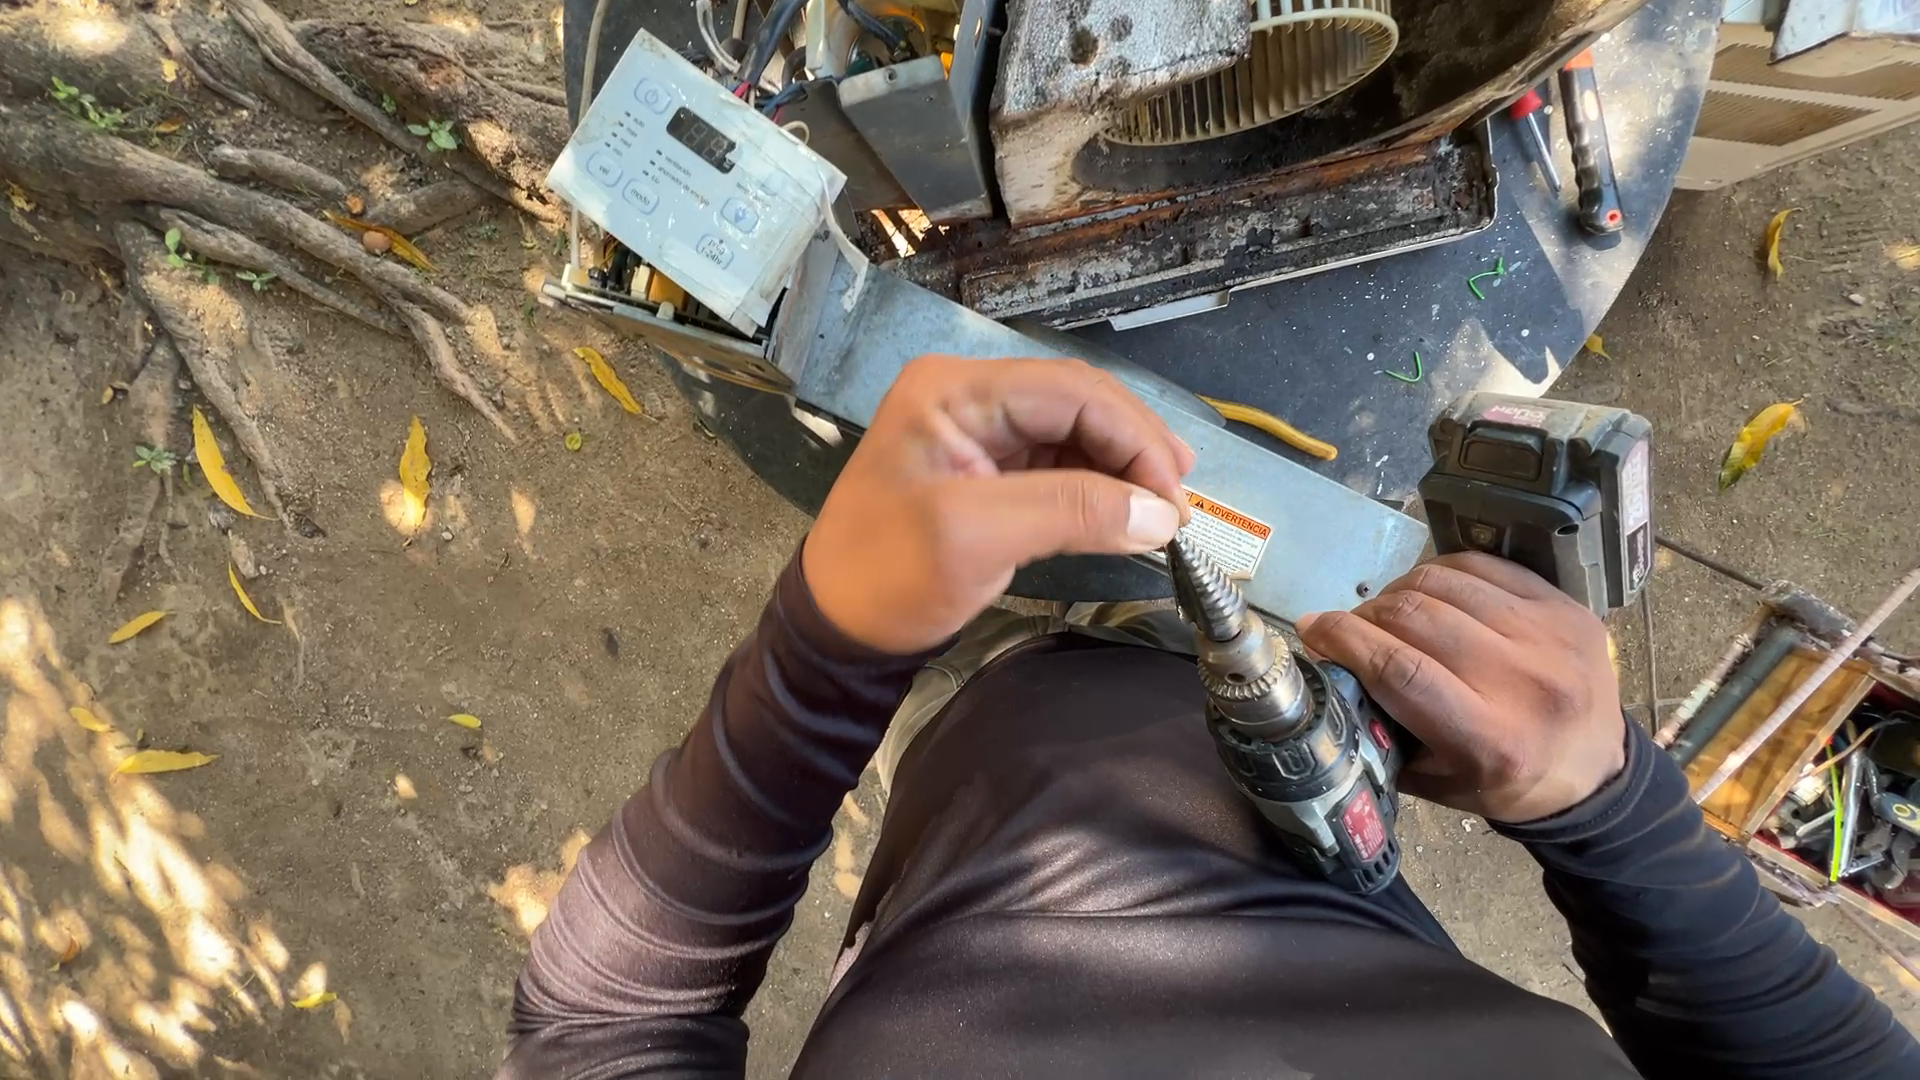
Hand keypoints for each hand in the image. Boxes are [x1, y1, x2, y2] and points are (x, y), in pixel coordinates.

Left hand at [802, 355, 1194, 653]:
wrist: (840, 621)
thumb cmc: (889, 575)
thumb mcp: (974, 538)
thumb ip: (1069, 513)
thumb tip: (1160, 516)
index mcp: (956, 391)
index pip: (1070, 391)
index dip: (1134, 438)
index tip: (1172, 499)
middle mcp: (970, 396)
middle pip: (1078, 404)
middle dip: (1134, 450)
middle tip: (1177, 505)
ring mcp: (979, 431)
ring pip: (1074, 433)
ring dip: (1122, 467)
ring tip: (1163, 508)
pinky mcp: (988, 468)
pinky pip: (1058, 464)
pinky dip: (1096, 486)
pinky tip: (1125, 508)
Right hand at [1296, 553, 1626, 823]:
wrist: (1597, 773)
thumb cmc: (1498, 781)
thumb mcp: (1428, 776)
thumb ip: (1375, 724)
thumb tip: (1324, 662)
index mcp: (1491, 738)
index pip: (1398, 668)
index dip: (1344, 639)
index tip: (1311, 629)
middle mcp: (1528, 682)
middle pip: (1414, 617)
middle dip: (1363, 615)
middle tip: (1349, 628)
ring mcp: (1552, 636)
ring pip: (1441, 583)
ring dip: (1395, 592)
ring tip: (1387, 613)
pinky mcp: (1565, 606)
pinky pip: (1479, 565)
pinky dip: (1437, 572)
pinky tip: (1427, 594)